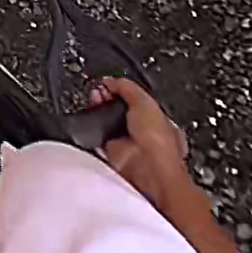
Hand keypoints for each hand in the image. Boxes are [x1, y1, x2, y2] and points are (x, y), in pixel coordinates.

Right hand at [91, 76, 190, 207]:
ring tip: (95, 101)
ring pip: (107, 120)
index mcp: (159, 122)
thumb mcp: (145, 102)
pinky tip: (93, 119)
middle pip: (118, 109)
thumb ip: (127, 88)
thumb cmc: (159, 144)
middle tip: (100, 92)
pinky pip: (97, 136)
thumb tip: (111, 81)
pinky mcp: (112, 154)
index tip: (110, 84)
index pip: (137, 101)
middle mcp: (144, 135)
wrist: (148, 171)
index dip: (122, 90)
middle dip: (107, 98)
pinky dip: (92, 128)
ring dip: (99, 110)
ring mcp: (127, 145)